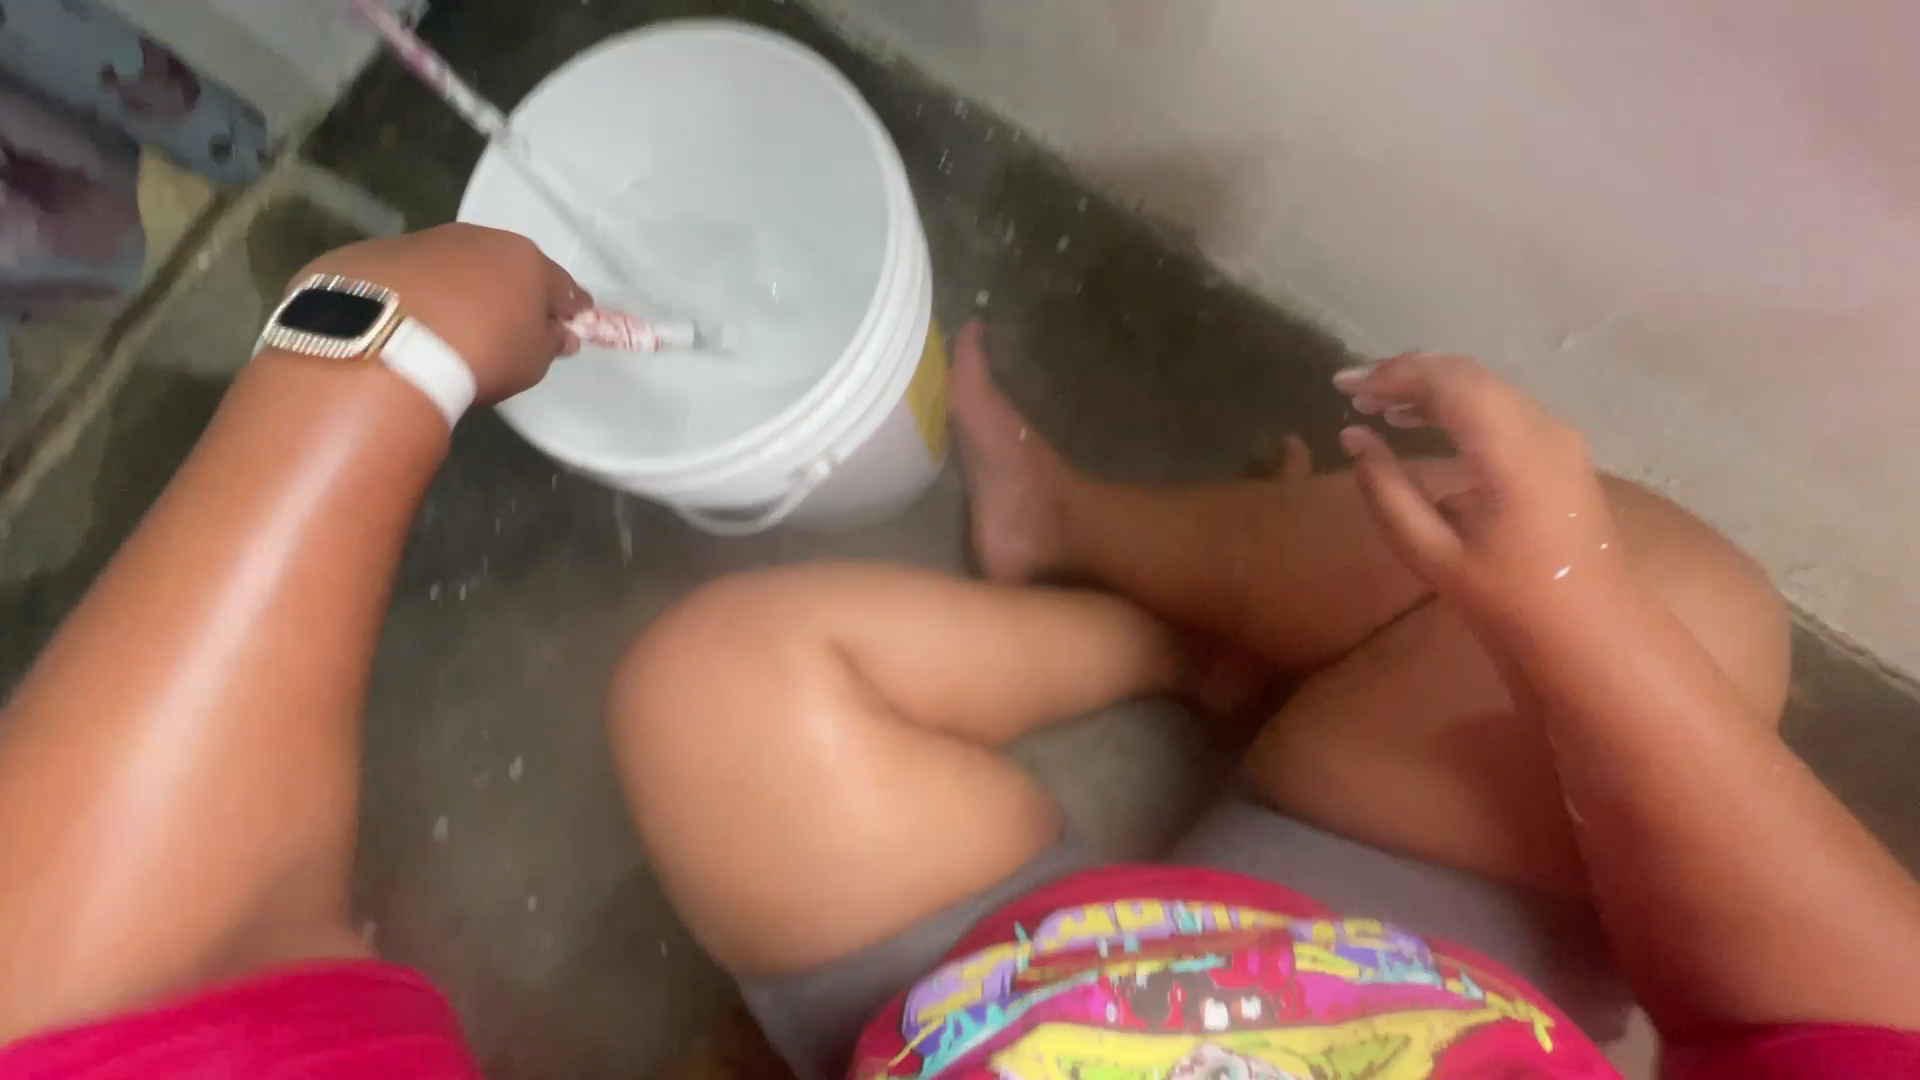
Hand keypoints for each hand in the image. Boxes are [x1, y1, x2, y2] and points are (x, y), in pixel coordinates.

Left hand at [292, 224, 592, 403]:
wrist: (384, 344)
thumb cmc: (482, 352)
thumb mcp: (534, 360)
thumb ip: (552, 341)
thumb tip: (560, 332)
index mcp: (525, 259)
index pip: (562, 285)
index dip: (570, 307)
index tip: (571, 323)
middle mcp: (476, 238)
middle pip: (506, 266)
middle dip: (514, 291)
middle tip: (513, 324)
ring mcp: (420, 241)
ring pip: (456, 266)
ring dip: (464, 289)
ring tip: (456, 325)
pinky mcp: (371, 254)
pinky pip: (410, 277)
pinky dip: (418, 293)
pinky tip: (414, 322)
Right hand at [1335, 353, 1622, 621]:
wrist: (1587, 622)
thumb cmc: (1502, 593)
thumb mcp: (1427, 549)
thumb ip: (1386, 487)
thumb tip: (1353, 437)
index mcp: (1511, 453)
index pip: (1448, 384)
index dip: (1391, 375)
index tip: (1342, 385)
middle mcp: (1541, 428)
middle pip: (1467, 373)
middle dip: (1404, 372)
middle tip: (1352, 391)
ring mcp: (1556, 433)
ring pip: (1483, 382)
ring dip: (1426, 383)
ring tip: (1375, 404)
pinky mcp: (1556, 445)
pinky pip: (1497, 402)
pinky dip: (1450, 399)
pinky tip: (1416, 419)